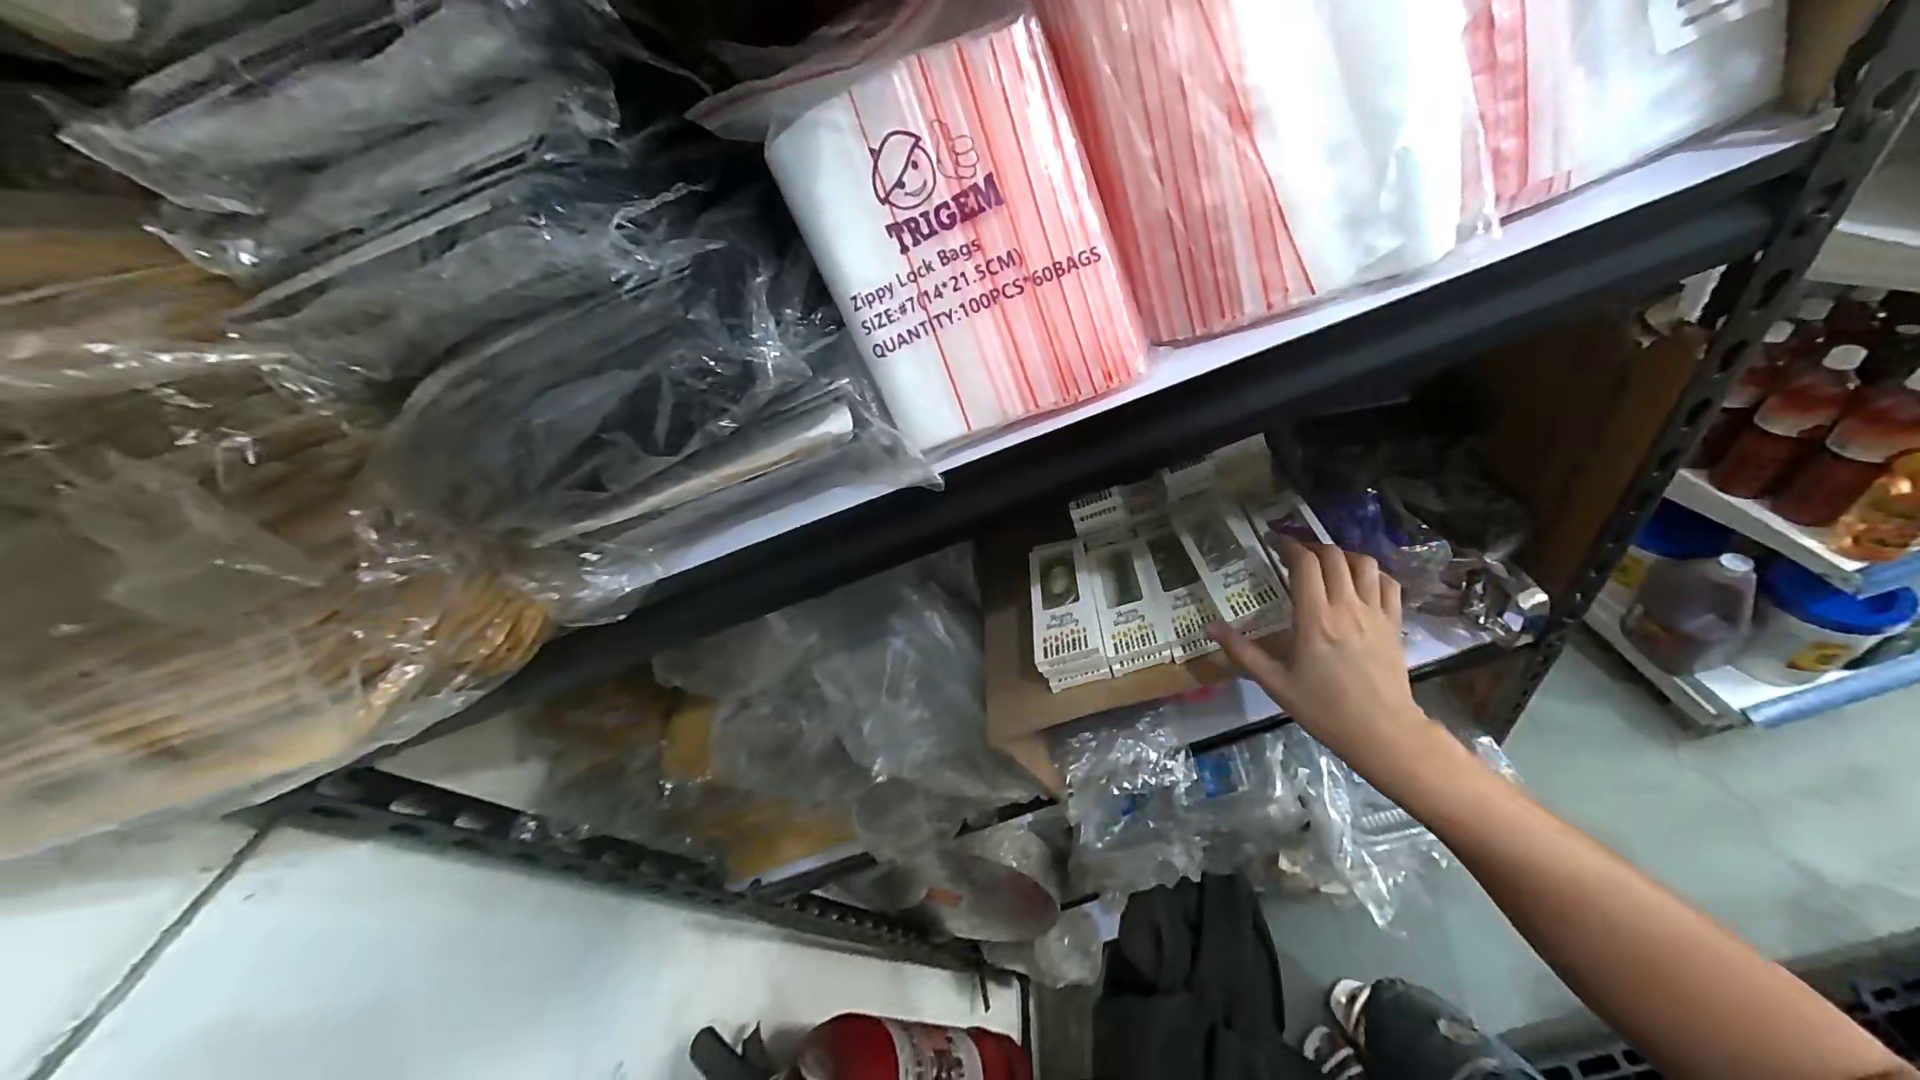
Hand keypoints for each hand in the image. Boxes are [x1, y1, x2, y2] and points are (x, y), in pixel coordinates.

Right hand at [1210, 537, 1459, 794]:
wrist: (1381, 731)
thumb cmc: (1323, 708)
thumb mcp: (1275, 682)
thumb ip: (1243, 651)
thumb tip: (1211, 628)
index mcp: (1315, 619)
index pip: (1306, 565)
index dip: (1290, 546)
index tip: (1276, 543)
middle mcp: (1347, 607)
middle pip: (1334, 557)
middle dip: (1313, 547)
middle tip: (1296, 553)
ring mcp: (1376, 614)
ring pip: (1365, 564)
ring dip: (1344, 555)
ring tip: (1328, 562)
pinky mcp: (1395, 624)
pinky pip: (1388, 584)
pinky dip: (1373, 573)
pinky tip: (1361, 581)